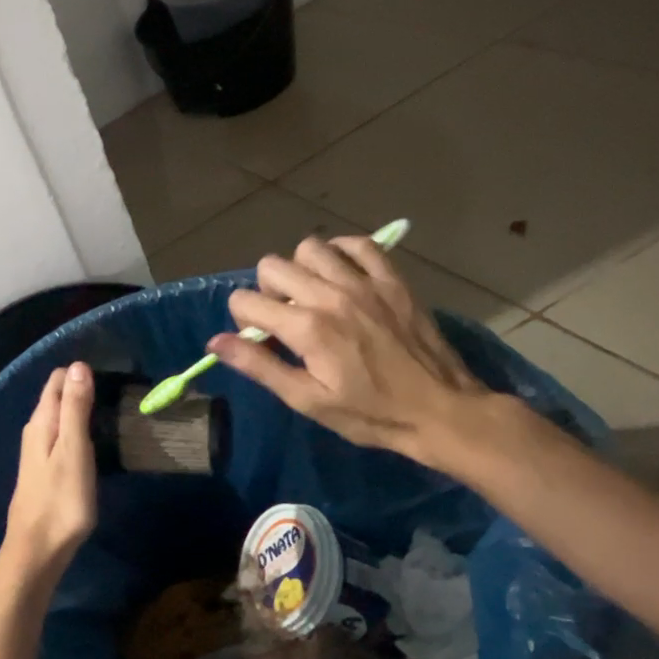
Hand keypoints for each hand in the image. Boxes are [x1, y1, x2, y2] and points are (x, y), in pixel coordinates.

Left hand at [0, 362, 97, 593]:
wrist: (37, 551)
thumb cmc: (60, 501)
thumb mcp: (73, 451)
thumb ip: (75, 409)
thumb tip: (78, 366)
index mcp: (41, 422)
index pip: (57, 380)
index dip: (81, 372)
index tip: (113, 373)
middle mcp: (36, 431)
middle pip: (58, 397)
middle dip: (82, 387)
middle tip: (120, 390)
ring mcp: (39, 452)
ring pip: (60, 418)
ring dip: (82, 410)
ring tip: (115, 410)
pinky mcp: (46, 471)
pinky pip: (63, 437)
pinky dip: (80, 430)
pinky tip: (97, 440)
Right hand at [205, 236, 488, 466]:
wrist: (443, 412)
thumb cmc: (370, 413)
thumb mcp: (307, 399)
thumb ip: (259, 366)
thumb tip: (215, 342)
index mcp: (307, 328)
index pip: (245, 301)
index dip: (243, 319)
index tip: (261, 339)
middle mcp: (331, 296)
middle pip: (271, 266)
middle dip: (266, 291)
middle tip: (285, 317)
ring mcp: (365, 284)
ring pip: (310, 248)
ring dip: (301, 269)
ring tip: (312, 295)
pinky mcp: (393, 281)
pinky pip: (359, 245)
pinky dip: (342, 253)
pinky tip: (342, 276)